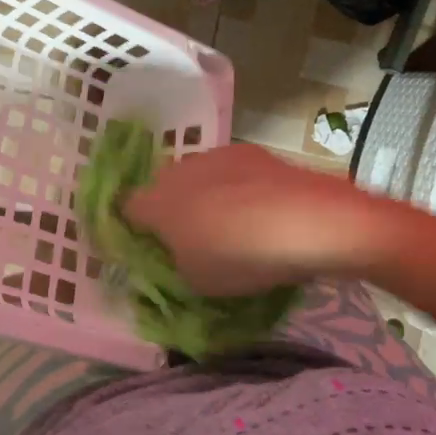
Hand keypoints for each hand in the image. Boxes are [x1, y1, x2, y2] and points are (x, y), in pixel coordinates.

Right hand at [123, 145, 394, 295]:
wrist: (310, 222)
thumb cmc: (242, 258)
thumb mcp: (197, 283)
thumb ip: (175, 266)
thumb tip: (176, 256)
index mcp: (154, 203)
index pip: (126, 211)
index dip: (136, 230)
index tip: (152, 250)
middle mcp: (176, 171)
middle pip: (162, 190)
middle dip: (172, 212)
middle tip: (193, 242)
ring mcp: (214, 156)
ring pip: (197, 179)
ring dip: (205, 198)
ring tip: (234, 228)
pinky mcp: (250, 151)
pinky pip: (231, 174)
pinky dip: (238, 189)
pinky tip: (262, 213)